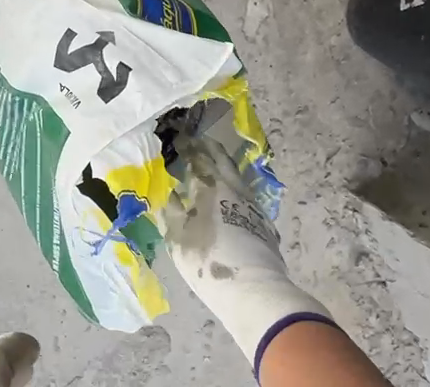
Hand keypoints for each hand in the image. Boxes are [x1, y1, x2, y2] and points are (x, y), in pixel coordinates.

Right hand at [165, 136, 333, 373]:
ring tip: (211, 164)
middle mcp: (232, 188)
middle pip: (220, 159)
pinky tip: (228, 195)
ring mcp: (251, 204)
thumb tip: (166, 190)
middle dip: (207, 147)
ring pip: (235, 175)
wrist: (255, 290)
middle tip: (196, 142)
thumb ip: (170, 208)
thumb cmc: (208, 259)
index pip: (196, 157)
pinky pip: (244, 193)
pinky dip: (232, 186)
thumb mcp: (177, 235)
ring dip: (222, 165)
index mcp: (209, 186)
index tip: (177, 139)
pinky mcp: (263, 222)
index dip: (186, 146)